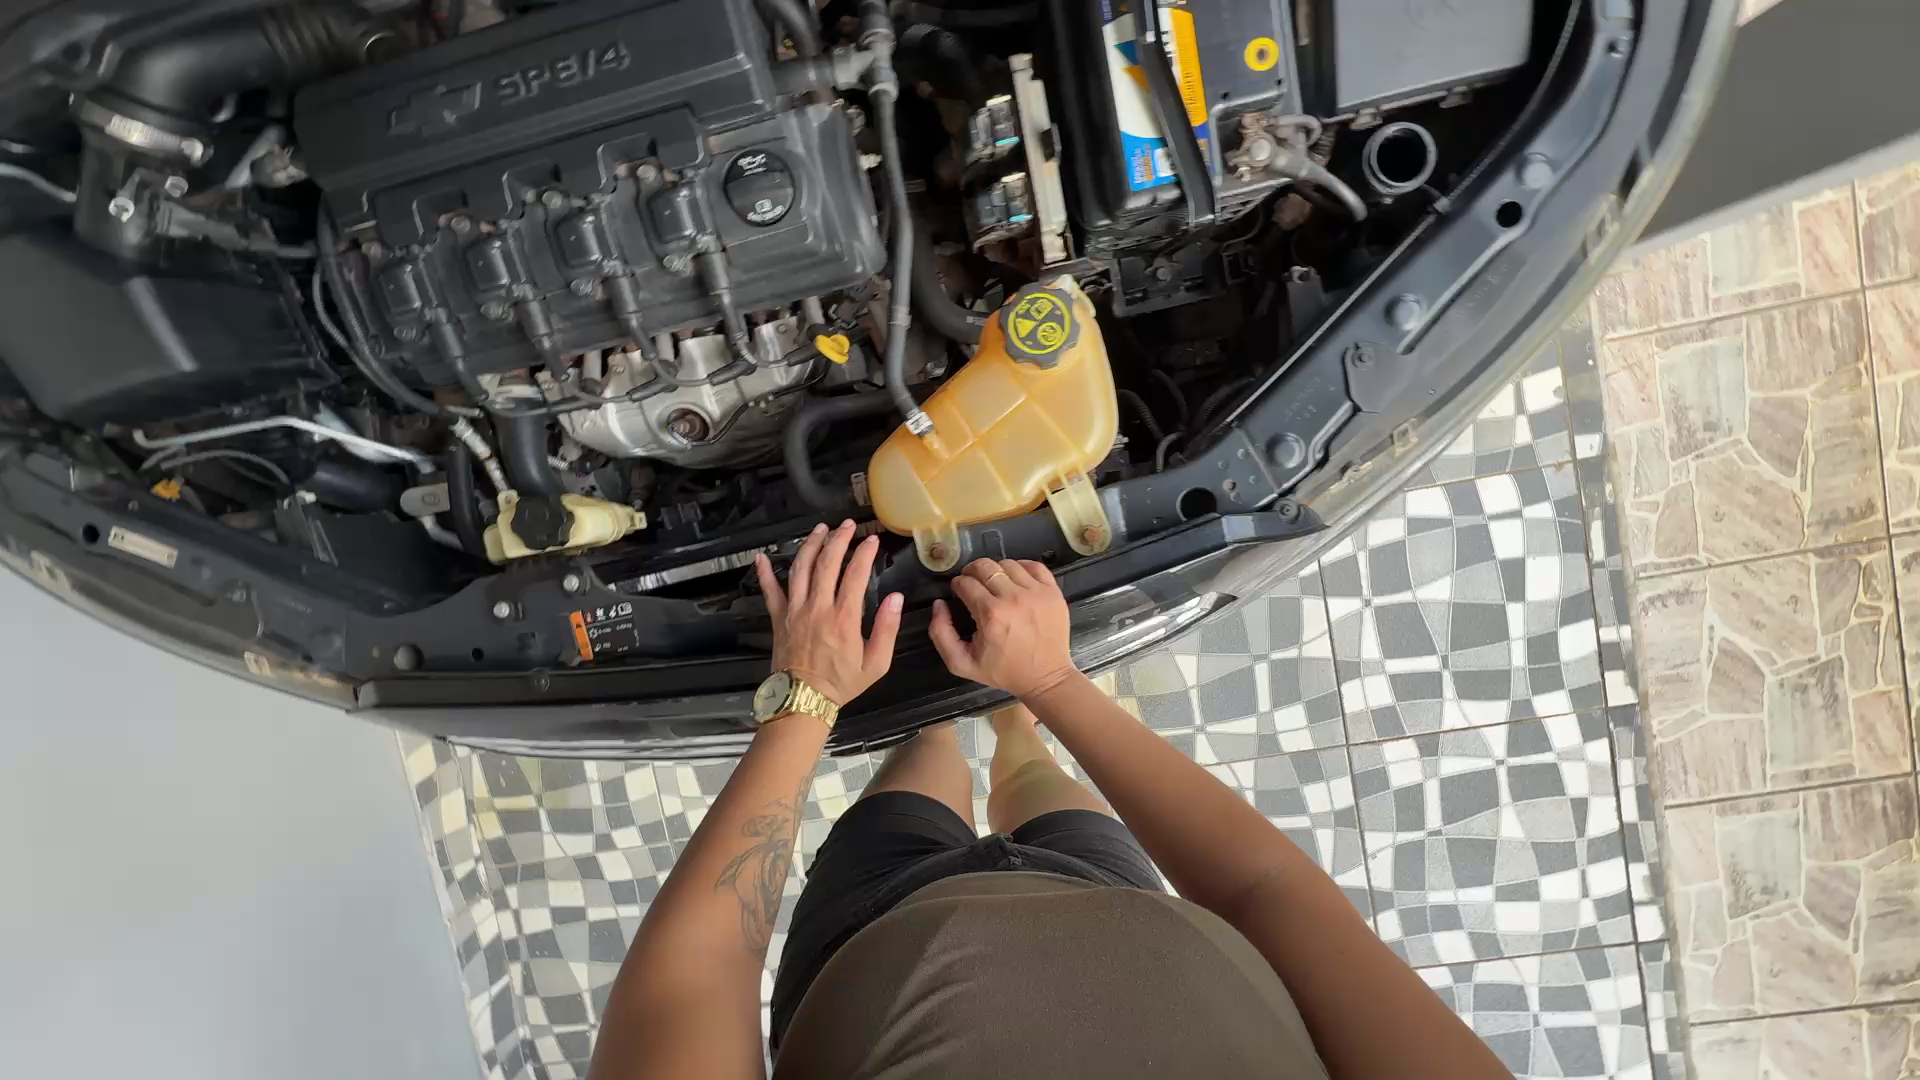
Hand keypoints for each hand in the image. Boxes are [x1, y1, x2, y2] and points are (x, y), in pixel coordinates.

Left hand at [754, 520, 903, 706]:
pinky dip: (764, 572)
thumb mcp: (876, 663)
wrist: (803, 700)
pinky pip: (770, 591)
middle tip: (848, 525)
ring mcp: (794, 610)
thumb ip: (887, 629)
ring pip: (801, 568)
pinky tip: (762, 556)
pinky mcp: (778, 618)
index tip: (871, 541)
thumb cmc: (842, 683)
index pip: (855, 574)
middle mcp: (818, 607)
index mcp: (844, 617)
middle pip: (827, 563)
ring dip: (810, 545)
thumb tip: (895, 598)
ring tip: (820, 529)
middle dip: (839, 539)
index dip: (864, 553)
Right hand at [928, 558, 1077, 698]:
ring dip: (996, 570)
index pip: (965, 583)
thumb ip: (940, 633)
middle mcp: (1013, 598)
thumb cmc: (1004, 671)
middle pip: (984, 566)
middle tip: (972, 583)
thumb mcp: (961, 663)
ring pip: (1008, 563)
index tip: (959, 592)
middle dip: (972, 572)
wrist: (1045, 678)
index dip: (957, 585)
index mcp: (990, 614)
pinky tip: (1016, 579)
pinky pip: (1034, 566)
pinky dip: (1022, 567)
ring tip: (994, 584)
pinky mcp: (1052, 592)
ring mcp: (1036, 593)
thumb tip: (939, 605)